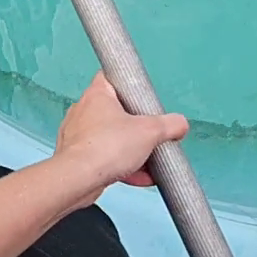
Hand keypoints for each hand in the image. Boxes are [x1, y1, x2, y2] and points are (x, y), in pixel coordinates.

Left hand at [50, 73, 188, 203]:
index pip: (110, 77)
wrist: (78, 179)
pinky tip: (139, 178)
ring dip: (130, 150)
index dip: (127, 84)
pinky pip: (103, 158)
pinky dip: (120, 166)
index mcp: (98, 94)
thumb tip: (180, 124)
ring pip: (110, 138)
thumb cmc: (106, 147)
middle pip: (115, 112)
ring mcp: (77, 134)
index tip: (141, 95)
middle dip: (135, 127)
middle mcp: (83, 110)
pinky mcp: (76, 157)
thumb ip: (169, 125)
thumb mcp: (150, 132)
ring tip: (150, 163)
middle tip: (151, 135)